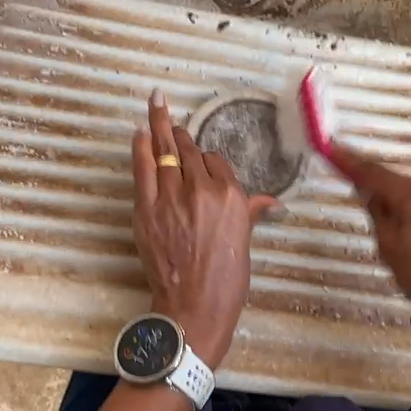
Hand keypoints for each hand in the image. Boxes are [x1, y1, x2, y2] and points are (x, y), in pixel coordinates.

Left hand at [130, 91, 277, 366]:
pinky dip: (140, 149)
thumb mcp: (244, 241)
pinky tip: (138, 134)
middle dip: (178, 130)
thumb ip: (250, 212)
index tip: (199, 160)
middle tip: (165, 108)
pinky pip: (143, 169)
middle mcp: (203, 190)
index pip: (216, 162)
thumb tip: (271, 202)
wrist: (194, 305)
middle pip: (189, 151)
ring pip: (165, 153)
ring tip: (154, 104)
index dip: (206, 160)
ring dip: (158, 127)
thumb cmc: (226, 280)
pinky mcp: (147, 209)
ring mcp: (172, 197)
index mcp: (231, 196)